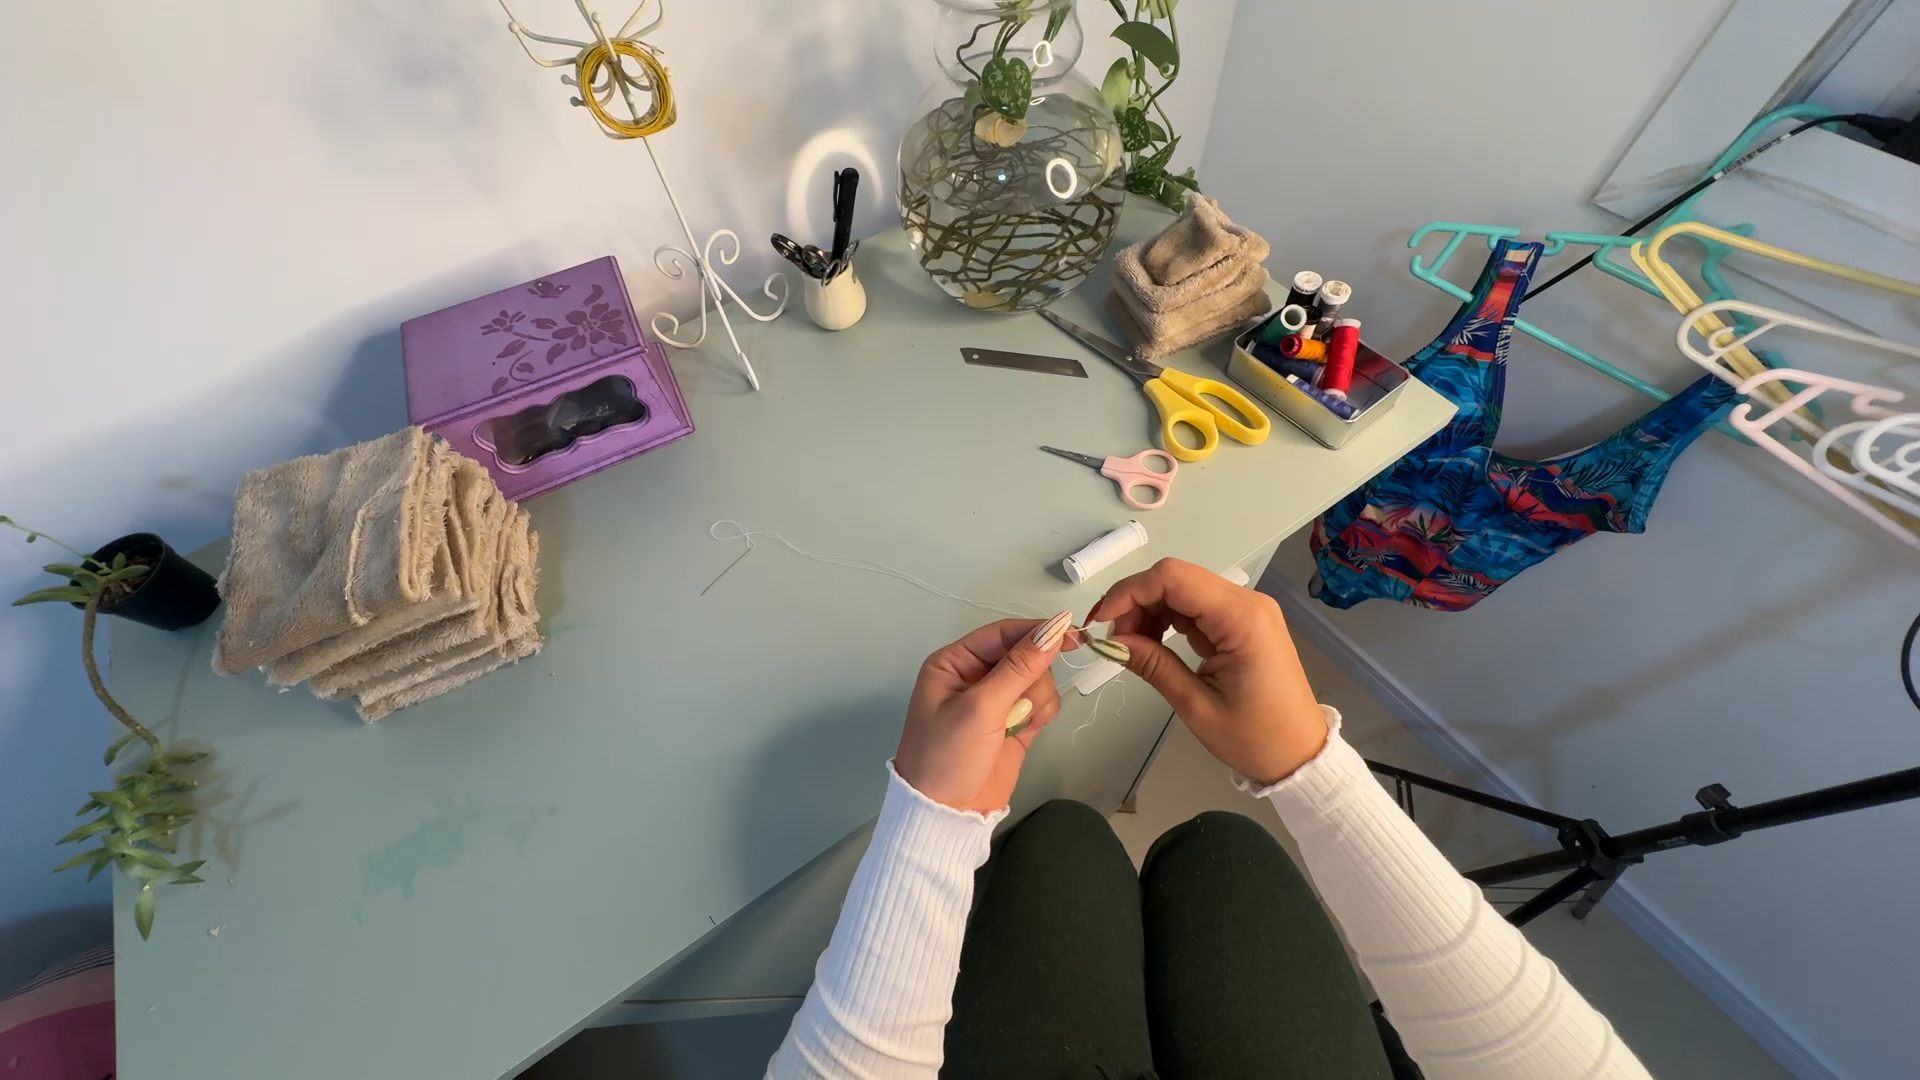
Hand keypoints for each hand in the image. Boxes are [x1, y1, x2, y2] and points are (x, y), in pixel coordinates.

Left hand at [894, 613, 1071, 813]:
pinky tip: (1026, 729)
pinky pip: (1043, 703)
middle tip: (1020, 704)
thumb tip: (1053, 630)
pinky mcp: (1015, 723)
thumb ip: (1019, 667)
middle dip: (1032, 676)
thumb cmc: (947, 756)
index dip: (1035, 631)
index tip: (1070, 631)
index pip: (1001, 634)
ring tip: (1017, 724)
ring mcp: (997, 701)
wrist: (946, 816)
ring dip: (1037, 698)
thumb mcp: (979, 708)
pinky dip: (1042, 713)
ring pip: (1038, 679)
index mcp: (954, 663)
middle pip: (1026, 655)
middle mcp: (975, 676)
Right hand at [1089, 559, 1326, 786]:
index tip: (1100, 621)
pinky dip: (1164, 618)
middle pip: (1174, 578)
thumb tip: (1111, 643)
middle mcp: (1246, 602)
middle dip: (1135, 602)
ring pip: (1180, 588)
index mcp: (1242, 619)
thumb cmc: (1256, 738)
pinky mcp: (1240, 620)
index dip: (1129, 592)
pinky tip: (1151, 643)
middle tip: (1114, 640)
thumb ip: (1153, 665)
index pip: (1173, 579)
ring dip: (1147, 610)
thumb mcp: (1196, 705)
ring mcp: (1245, 609)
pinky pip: (1192, 605)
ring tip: (1131, 646)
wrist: (1301, 754)